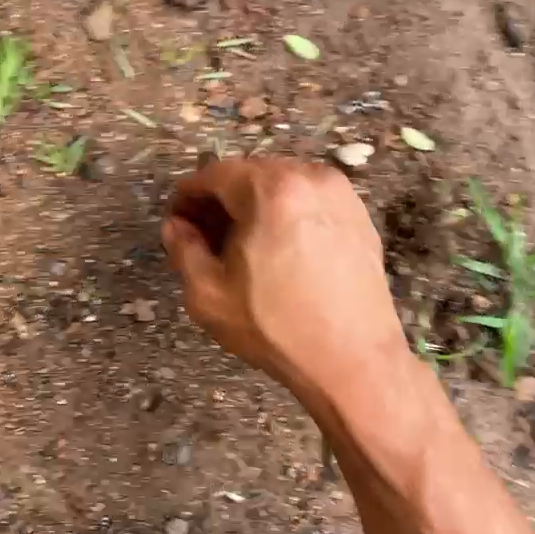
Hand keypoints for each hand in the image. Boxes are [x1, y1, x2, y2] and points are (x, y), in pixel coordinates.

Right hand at [162, 157, 409, 412]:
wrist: (351, 359)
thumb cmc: (273, 326)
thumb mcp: (207, 293)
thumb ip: (184, 250)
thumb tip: (176, 227)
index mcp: (270, 191)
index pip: (214, 174)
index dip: (186, 197)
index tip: (175, 224)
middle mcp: (311, 179)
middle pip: (249, 175)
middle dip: (219, 202)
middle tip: (201, 239)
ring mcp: (341, 195)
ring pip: (280, 187)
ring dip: (251, 208)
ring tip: (238, 248)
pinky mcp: (359, 217)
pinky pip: (307, 202)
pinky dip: (283, 216)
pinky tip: (274, 253)